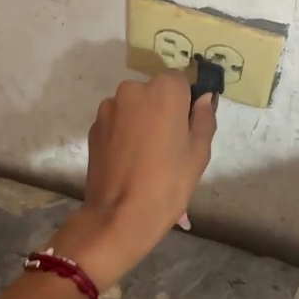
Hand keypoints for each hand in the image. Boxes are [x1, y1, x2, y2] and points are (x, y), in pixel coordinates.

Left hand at [48, 73, 215, 286]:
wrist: (120, 216)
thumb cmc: (168, 184)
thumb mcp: (198, 153)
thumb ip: (203, 119)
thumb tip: (204, 98)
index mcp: (163, 90)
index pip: (180, 82)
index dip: (186, 105)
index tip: (187, 131)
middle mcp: (132, 90)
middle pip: (154, 94)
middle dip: (162, 112)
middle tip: (168, 148)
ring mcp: (108, 109)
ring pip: (133, 109)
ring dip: (141, 124)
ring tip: (146, 160)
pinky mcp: (93, 129)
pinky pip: (117, 125)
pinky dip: (124, 137)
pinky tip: (129, 164)